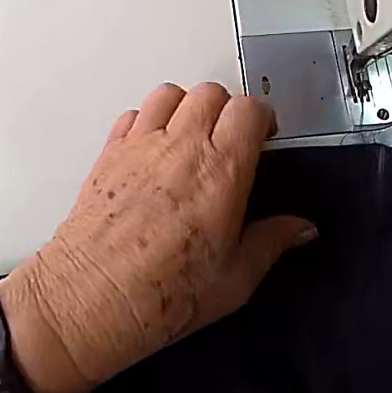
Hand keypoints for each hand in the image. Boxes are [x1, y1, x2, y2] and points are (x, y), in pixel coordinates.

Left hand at [0, 83, 317, 392]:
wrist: (91, 299)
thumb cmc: (162, 294)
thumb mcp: (235, 280)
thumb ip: (271, 243)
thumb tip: (300, 229)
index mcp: (221, 170)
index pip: (249, 110)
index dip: (262, 118)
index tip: (263, 137)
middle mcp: (180, 147)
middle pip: (210, 93)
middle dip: (226, 110)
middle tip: (229, 139)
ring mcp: (139, 146)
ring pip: (169, 94)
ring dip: (185, 108)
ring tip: (190, 137)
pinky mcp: (108, 154)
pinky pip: (131, 115)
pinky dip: (146, 121)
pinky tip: (151, 150)